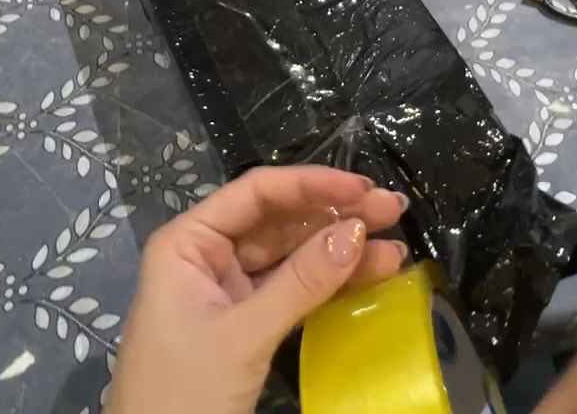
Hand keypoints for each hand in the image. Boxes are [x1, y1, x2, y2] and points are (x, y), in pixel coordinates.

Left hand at [105, 165, 409, 413]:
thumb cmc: (182, 396)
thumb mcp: (242, 337)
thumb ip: (301, 281)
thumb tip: (358, 231)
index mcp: (189, 241)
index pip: (257, 193)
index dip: (311, 183)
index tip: (362, 188)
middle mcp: (210, 254)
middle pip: (281, 219)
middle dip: (336, 214)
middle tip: (391, 209)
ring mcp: (230, 289)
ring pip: (293, 254)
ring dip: (342, 249)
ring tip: (395, 247)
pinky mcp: (248, 323)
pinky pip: (295, 289)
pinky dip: (331, 283)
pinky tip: (371, 274)